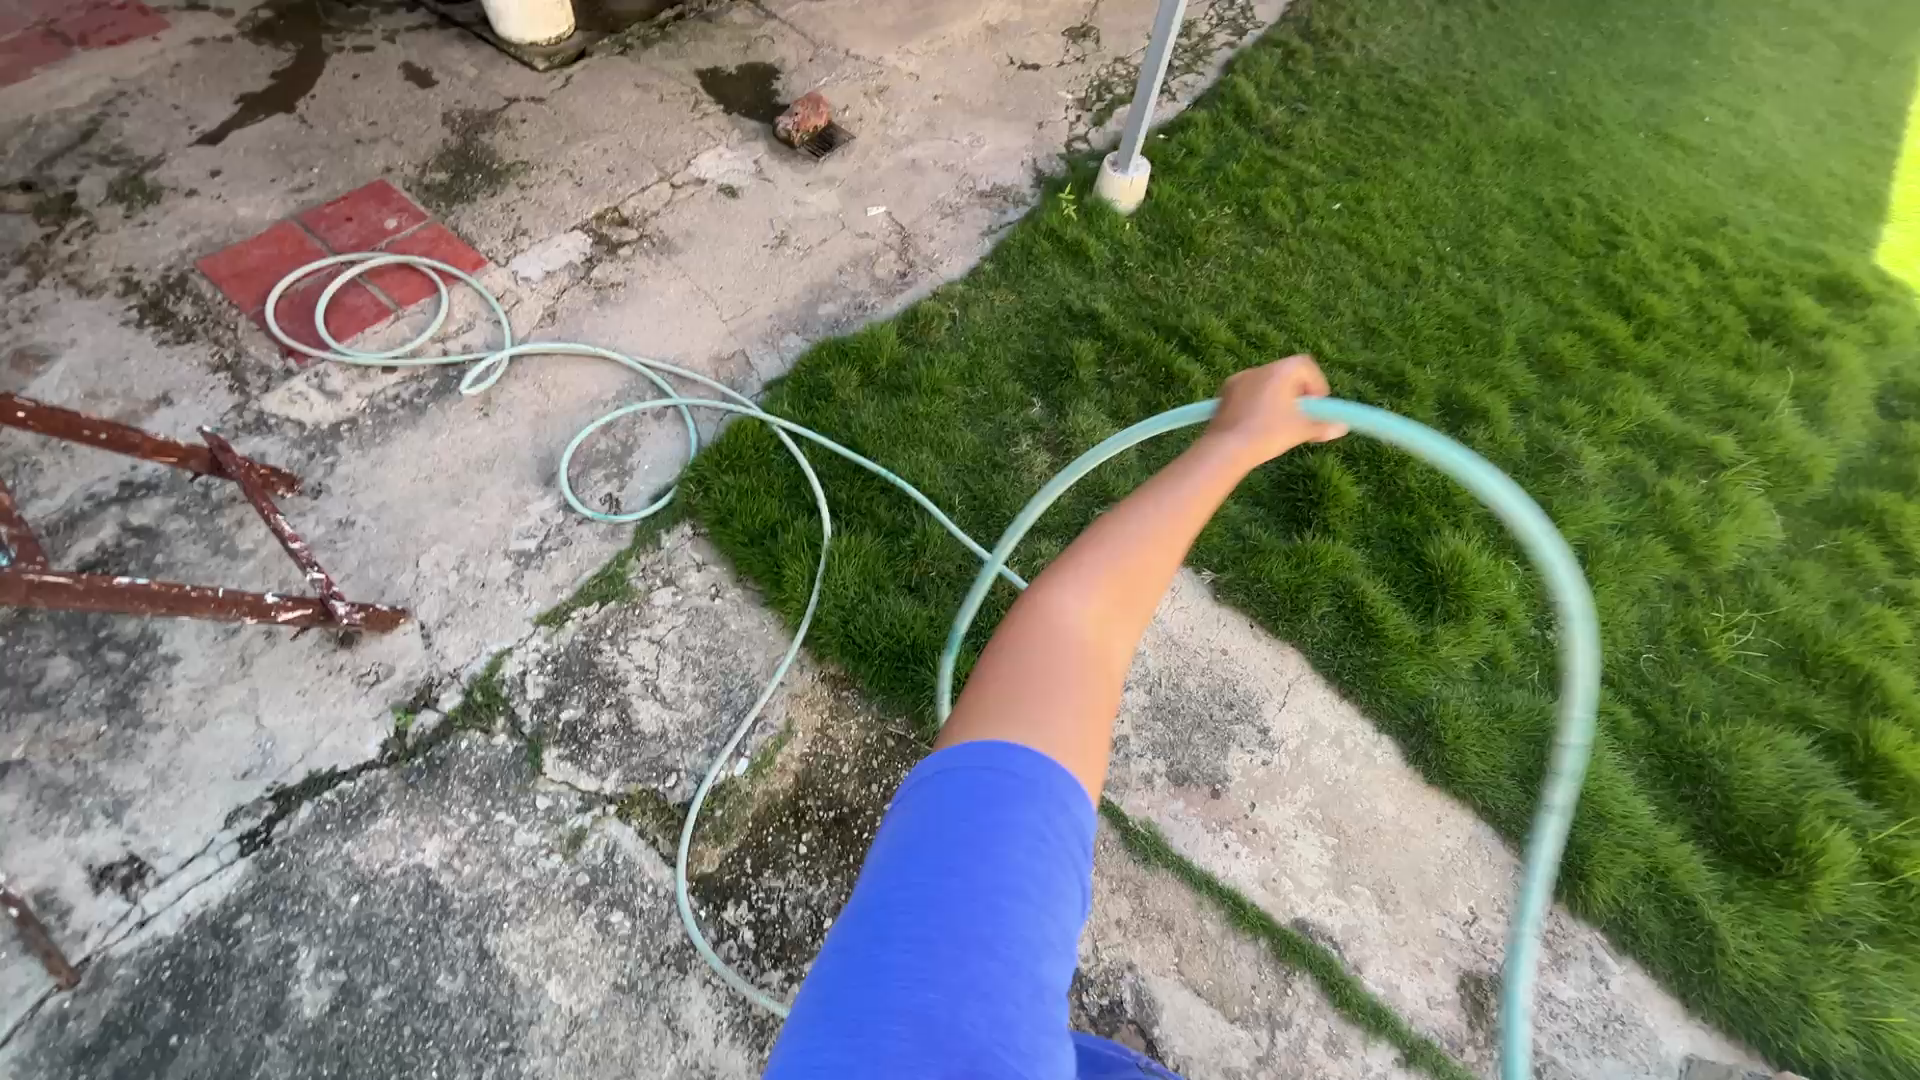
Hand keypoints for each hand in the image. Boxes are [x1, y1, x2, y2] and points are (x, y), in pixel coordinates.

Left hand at [1203, 355, 1346, 466]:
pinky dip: (1256, 404)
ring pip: (1265, 385)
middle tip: (1299, 417)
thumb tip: (1341, 427)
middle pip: (1285, 374)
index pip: (1306, 365)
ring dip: (1276, 399)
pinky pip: (1247, 394)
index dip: (1316, 385)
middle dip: (1296, 393)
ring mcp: (1237, 380)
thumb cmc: (1268, 434)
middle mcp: (1258, 369)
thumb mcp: (1301, 430)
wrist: (1225, 449)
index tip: (1316, 407)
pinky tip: (1256, 425)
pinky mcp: (1223, 395)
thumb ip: (1323, 426)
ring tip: (1277, 424)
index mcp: (1281, 370)